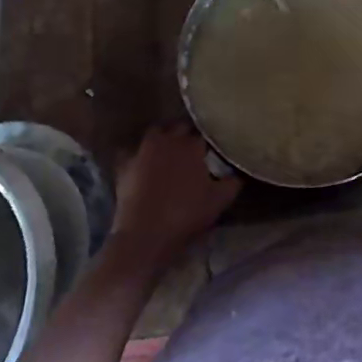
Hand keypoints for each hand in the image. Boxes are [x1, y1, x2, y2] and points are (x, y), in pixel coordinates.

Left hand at [108, 124, 239, 261]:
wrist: (146, 233)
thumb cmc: (186, 215)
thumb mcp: (219, 202)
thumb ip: (231, 183)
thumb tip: (236, 173)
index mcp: (192, 146)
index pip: (203, 136)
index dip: (207, 144)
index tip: (210, 152)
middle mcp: (167, 140)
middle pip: (179, 128)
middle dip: (186, 135)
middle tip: (191, 150)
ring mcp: (143, 150)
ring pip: (155, 133)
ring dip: (162, 138)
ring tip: (167, 151)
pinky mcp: (124, 164)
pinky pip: (129, 152)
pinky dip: (136, 155)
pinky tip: (140, 163)